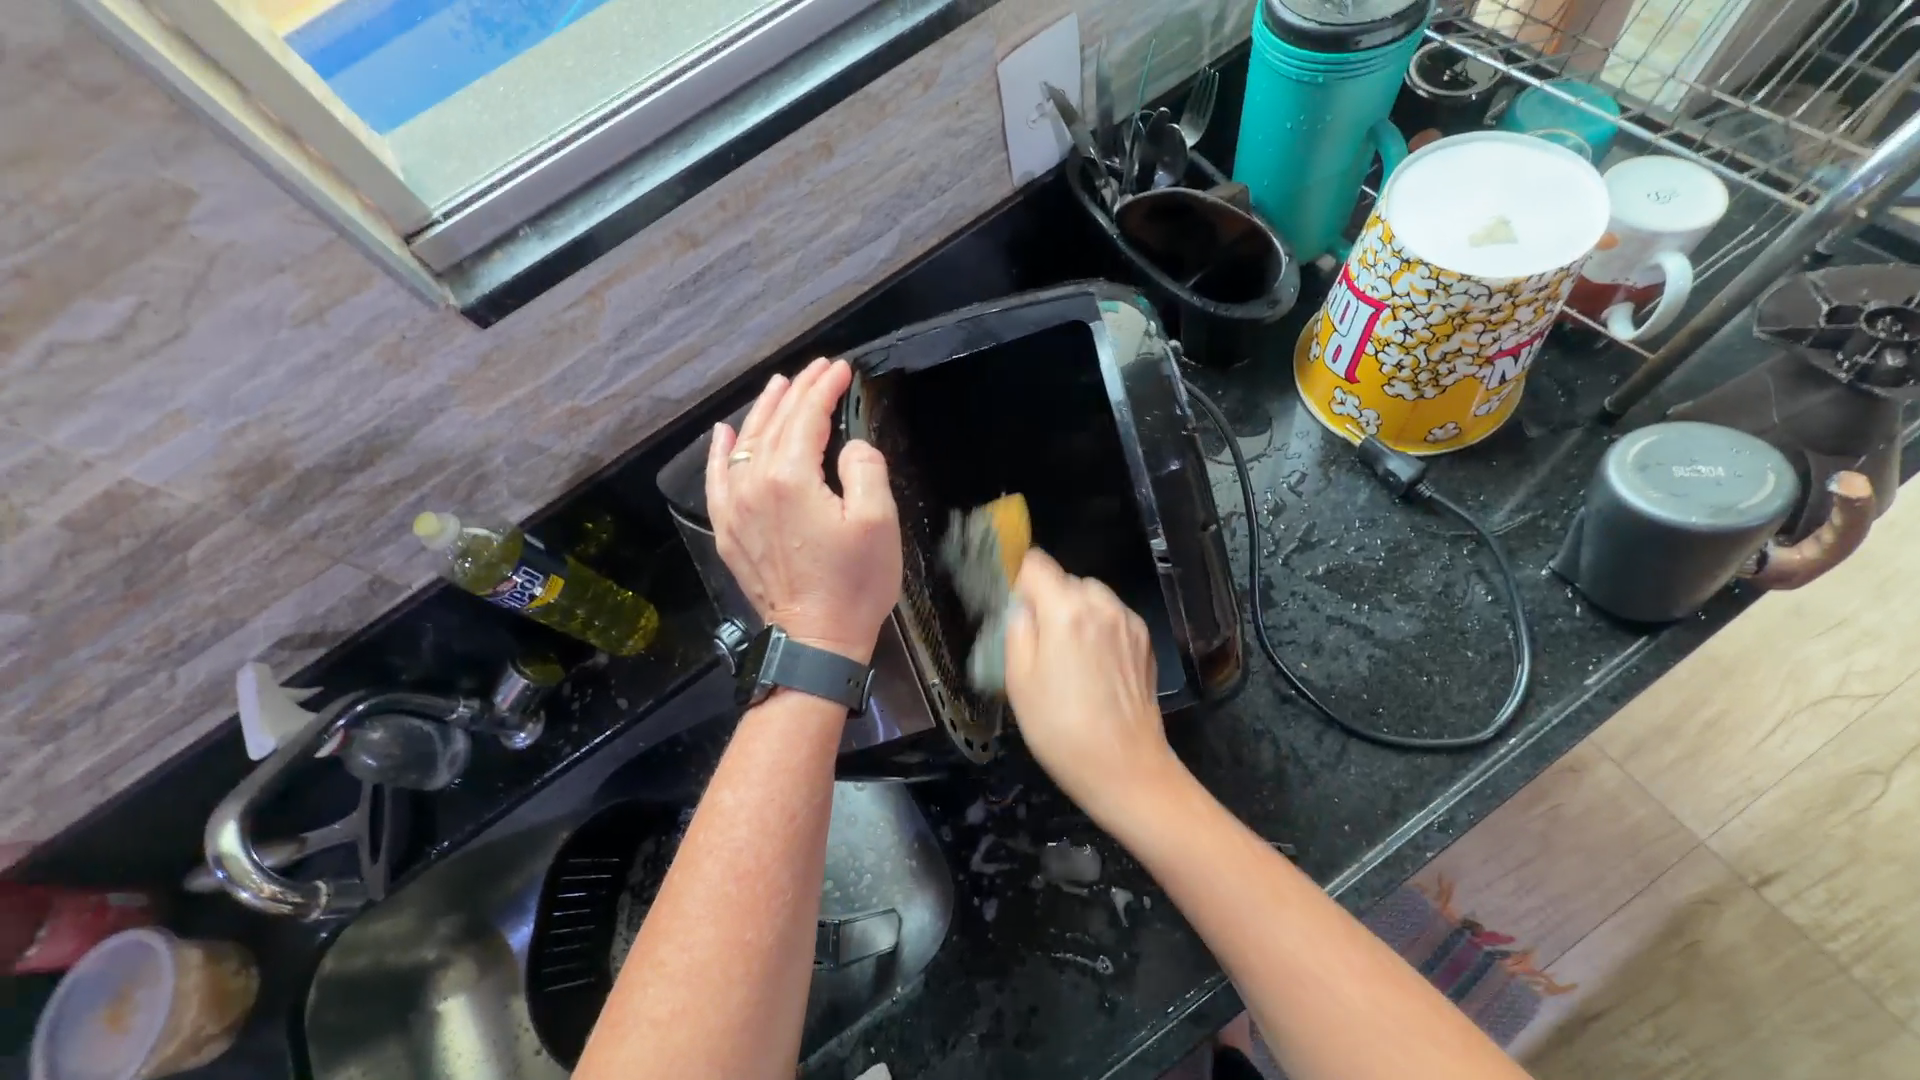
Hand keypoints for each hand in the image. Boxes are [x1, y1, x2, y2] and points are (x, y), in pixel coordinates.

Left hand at [706, 359, 902, 664]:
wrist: (816, 641)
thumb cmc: (854, 583)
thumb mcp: (877, 521)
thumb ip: (864, 468)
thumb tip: (849, 446)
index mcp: (789, 478)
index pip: (806, 417)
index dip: (825, 388)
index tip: (842, 369)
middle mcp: (753, 485)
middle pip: (773, 424)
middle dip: (797, 392)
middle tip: (818, 369)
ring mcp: (734, 509)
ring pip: (743, 445)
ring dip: (762, 412)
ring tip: (779, 386)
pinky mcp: (728, 531)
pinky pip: (717, 479)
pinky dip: (719, 451)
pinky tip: (723, 433)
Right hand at [1003, 549, 1182, 828]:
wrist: (1125, 768)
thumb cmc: (1060, 729)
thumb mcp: (1017, 680)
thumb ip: (1016, 629)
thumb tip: (1021, 606)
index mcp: (1066, 610)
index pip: (1036, 564)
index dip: (1018, 577)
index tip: (1009, 601)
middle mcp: (1102, 605)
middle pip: (1066, 580)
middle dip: (1048, 600)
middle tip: (1037, 640)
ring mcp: (1129, 622)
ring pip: (1092, 597)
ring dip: (1075, 612)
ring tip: (1066, 655)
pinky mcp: (1145, 641)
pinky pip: (1113, 617)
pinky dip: (1098, 628)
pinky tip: (1093, 666)